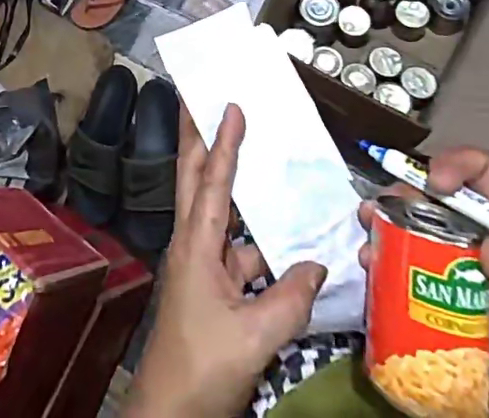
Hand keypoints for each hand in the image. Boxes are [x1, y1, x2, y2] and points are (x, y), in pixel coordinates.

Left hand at [123, 103, 327, 417]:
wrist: (170, 409)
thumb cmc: (204, 365)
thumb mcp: (255, 336)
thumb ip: (291, 300)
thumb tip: (317, 265)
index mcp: (195, 244)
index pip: (212, 182)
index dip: (223, 142)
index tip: (229, 106)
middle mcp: (192, 243)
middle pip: (195, 179)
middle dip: (198, 139)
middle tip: (201, 102)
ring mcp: (200, 265)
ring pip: (220, 215)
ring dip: (232, 188)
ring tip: (255, 159)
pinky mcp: (210, 287)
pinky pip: (238, 253)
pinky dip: (260, 244)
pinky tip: (288, 244)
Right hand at [360, 149, 488, 417]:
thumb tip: (488, 248)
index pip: (482, 176)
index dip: (453, 166)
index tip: (430, 182)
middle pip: (439, 205)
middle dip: (402, 200)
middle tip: (375, 213)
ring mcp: (477, 277)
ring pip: (425, 243)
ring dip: (392, 238)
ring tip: (368, 246)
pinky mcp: (467, 312)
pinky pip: (426, 289)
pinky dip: (398, 280)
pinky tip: (379, 280)